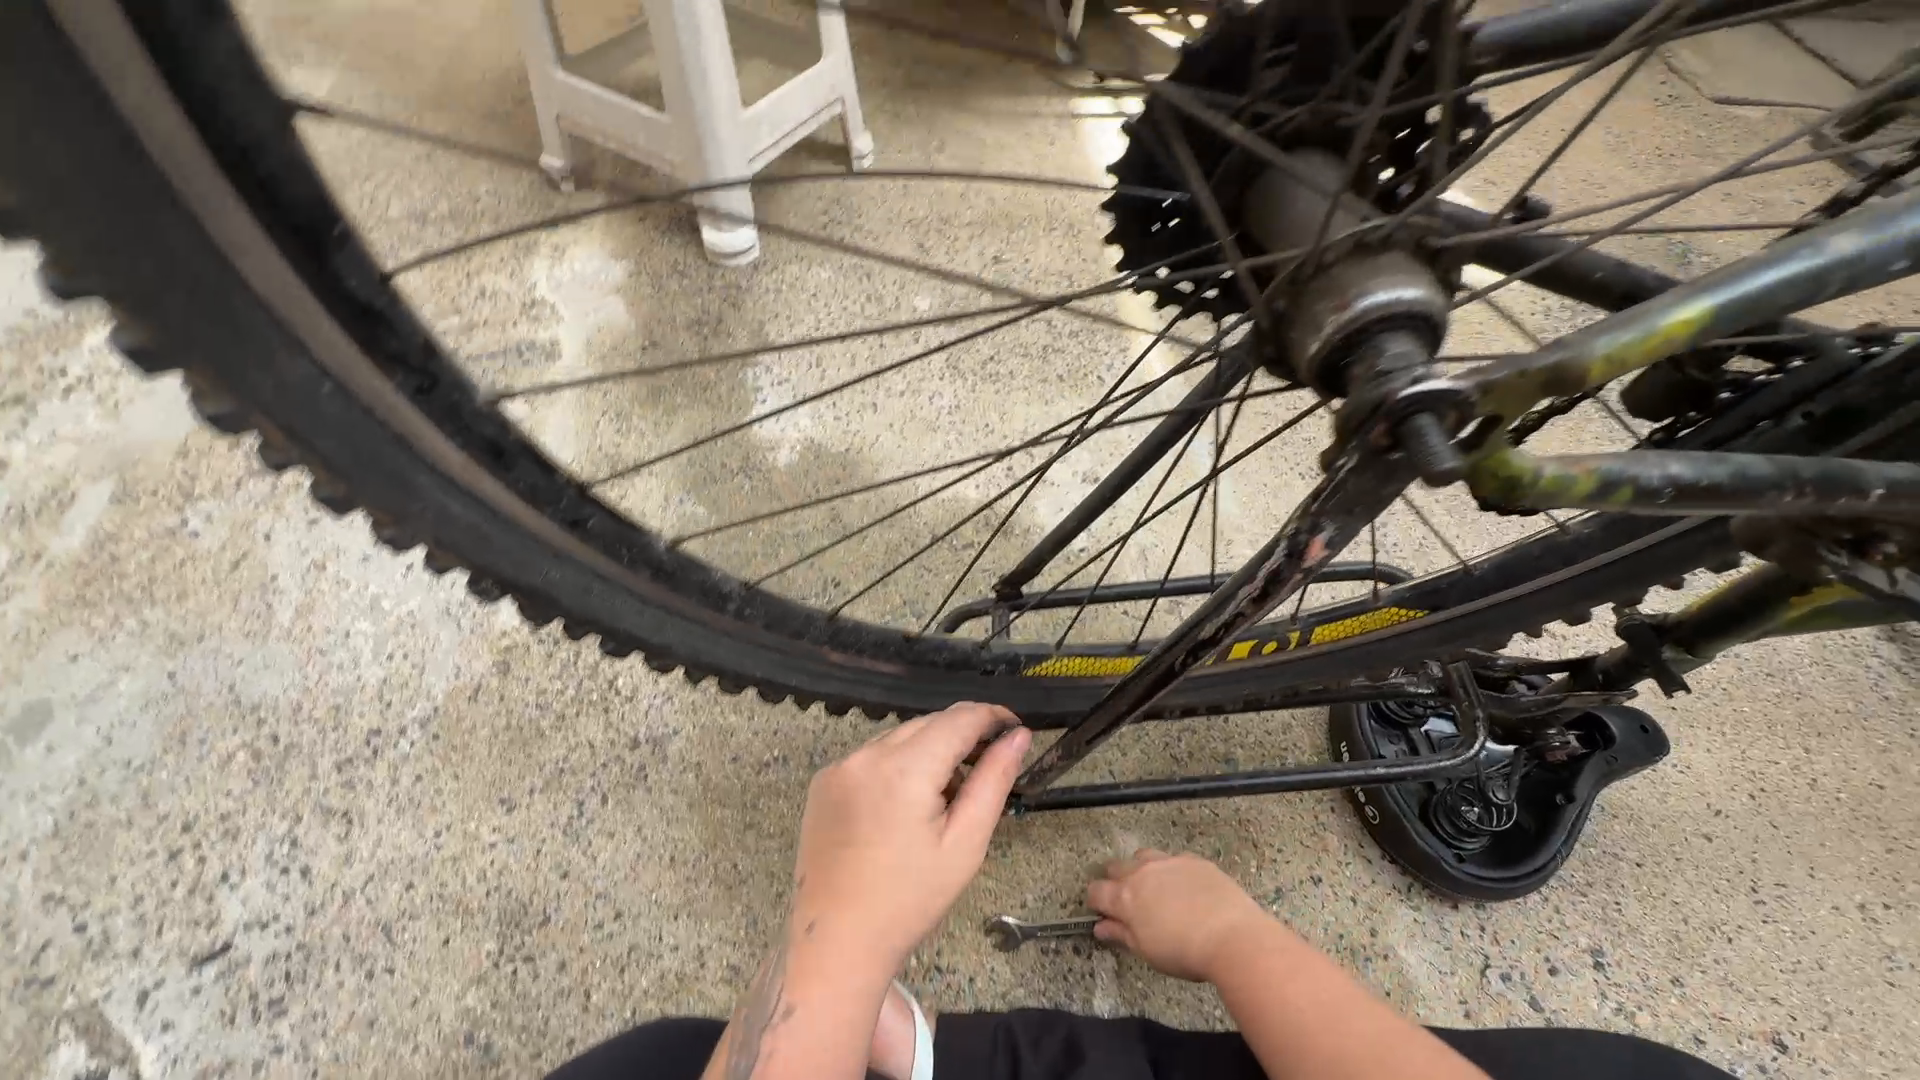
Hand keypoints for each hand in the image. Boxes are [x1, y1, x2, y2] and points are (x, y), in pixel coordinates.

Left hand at [790, 702, 1030, 973]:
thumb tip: (1018, 736)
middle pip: (928, 723)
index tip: (1015, 729)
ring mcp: (839, 766)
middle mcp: (866, 755)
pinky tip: (904, 807)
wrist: (836, 942)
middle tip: (987, 770)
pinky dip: (896, 766)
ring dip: (929, 751)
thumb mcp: (965, 844)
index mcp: (904, 769)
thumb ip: (994, 780)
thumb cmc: (909, 901)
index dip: (992, 716)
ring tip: (945, 798)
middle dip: (962, 736)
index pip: (959, 718)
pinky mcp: (823, 782)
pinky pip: (872, 757)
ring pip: (900, 737)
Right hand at [1086, 849, 1278, 980]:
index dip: (1095, 902)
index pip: (1097, 891)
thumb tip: (1101, 927)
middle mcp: (1142, 872)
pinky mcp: (1194, 861)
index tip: (1101, 912)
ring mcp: (1169, 862)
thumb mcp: (1147, 951)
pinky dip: (1173, 871)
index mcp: (1125, 897)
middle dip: (1116, 881)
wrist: (1232, 937)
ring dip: (1142, 869)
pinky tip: (1185, 888)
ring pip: (1145, 857)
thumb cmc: (1184, 952)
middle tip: (1128, 902)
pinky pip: (1175, 859)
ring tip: (1155, 889)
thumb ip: (1121, 934)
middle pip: (1117, 867)